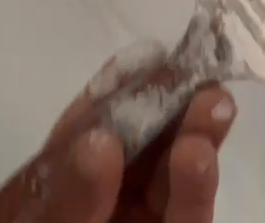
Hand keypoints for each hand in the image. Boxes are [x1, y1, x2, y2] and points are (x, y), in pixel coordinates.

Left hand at [10, 73, 236, 222]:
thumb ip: (62, 205)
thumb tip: (101, 140)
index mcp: (56, 186)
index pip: (88, 124)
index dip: (118, 88)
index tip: (148, 57)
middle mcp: (104, 199)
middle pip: (144, 142)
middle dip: (173, 108)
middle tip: (197, 81)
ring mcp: (140, 220)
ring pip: (175, 174)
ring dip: (195, 138)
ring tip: (208, 114)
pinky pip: (186, 213)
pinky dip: (195, 187)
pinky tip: (197, 154)